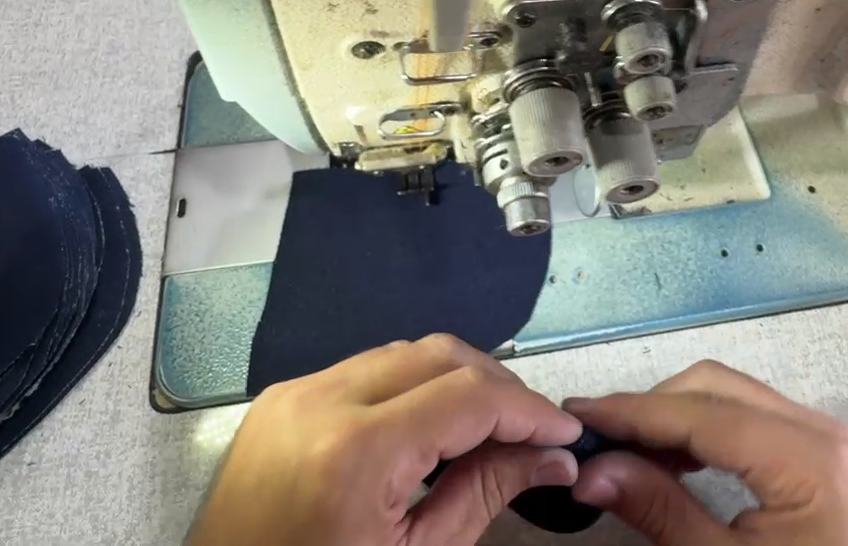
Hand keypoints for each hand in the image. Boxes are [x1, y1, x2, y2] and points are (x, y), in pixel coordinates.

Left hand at [187, 334, 583, 545]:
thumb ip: (485, 494)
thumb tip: (552, 457)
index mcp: (353, 451)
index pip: (466, 396)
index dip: (527, 408)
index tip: (565, 431)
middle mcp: (321, 399)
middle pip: (438, 354)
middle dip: (495, 384)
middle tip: (531, 429)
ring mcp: (295, 392)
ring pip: (403, 353)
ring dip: (454, 378)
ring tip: (488, 426)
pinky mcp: (282, 398)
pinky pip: (365, 369)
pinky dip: (410, 385)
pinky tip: (429, 424)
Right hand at [565, 360, 847, 544]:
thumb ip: (659, 511)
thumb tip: (589, 469)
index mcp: (806, 458)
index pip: (700, 413)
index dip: (633, 412)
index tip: (577, 414)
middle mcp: (817, 427)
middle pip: (712, 387)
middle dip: (650, 408)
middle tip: (596, 437)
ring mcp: (820, 434)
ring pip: (724, 393)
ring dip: (670, 414)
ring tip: (621, 447)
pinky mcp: (814, 449)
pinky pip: (743, 415)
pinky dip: (698, 428)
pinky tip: (666, 457)